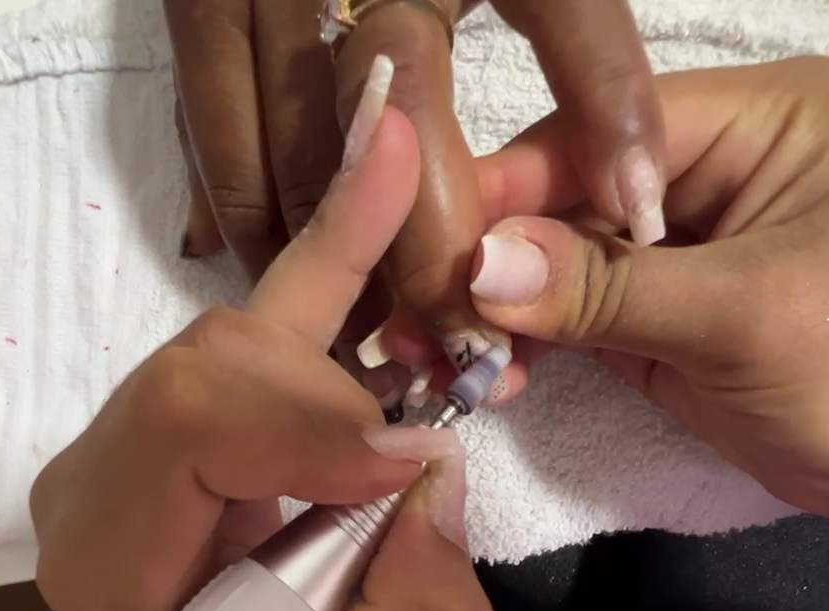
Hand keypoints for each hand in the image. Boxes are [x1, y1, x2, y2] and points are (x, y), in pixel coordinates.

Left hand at [30, 92, 489, 610]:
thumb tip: (429, 465)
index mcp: (110, 557)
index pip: (187, 425)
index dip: (309, 422)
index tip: (409, 465)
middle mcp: (96, 474)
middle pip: (211, 359)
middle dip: (335, 387)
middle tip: (422, 426)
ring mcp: (128, 430)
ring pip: (241, 330)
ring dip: (345, 311)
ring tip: (422, 278)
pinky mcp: (179, 406)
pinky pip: (256, 318)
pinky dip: (330, 245)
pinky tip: (383, 155)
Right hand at [166, 0, 665, 366]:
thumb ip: (593, 70)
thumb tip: (637, 207)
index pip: (421, 140)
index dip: (443, 243)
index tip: (473, 327)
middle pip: (334, 172)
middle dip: (373, 278)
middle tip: (410, 358)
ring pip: (254, 169)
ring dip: (298, 266)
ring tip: (341, 336)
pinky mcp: (192, 9)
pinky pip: (200, 133)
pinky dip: (224, 208)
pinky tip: (249, 264)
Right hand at [469, 59, 828, 518]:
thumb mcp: (746, 318)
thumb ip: (608, 289)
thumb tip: (477, 266)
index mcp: (755, 119)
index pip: (601, 134)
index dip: (510, 187)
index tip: (430, 248)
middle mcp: (705, 171)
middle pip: (565, 198)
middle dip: (494, 263)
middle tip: (422, 325)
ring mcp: (674, 250)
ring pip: (556, 264)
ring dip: (499, 313)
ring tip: (446, 362)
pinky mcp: (653, 317)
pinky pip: (570, 318)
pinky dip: (526, 346)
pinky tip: (489, 376)